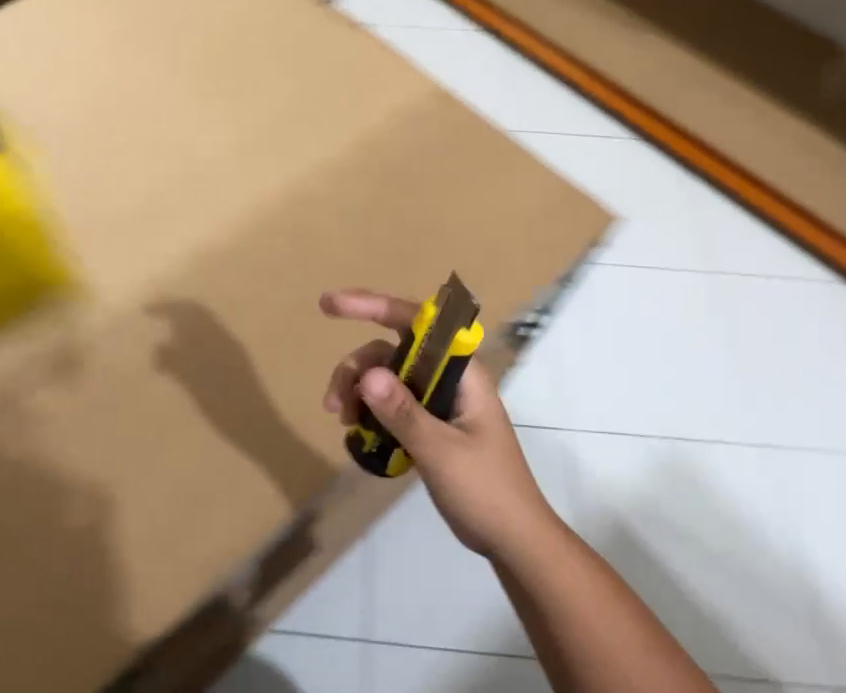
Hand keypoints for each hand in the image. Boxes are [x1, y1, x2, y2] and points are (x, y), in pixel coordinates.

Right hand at [319, 289, 559, 556]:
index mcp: (462, 372)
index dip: (372, 305)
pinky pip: (392, 405)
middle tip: (333, 405)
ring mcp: (439, 402)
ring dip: (359, 393)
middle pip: (391, 351)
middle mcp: (449, 378)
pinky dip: (371, 415)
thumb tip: (366, 374)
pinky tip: (358, 438)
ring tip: (344, 424)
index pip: (415, 321)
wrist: (514, 540)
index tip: (331, 305)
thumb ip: (403, 413)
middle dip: (356, 368)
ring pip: (388, 378)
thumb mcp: (441, 452)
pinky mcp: (431, 426)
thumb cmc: (487, 491)